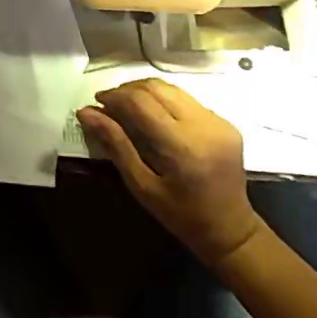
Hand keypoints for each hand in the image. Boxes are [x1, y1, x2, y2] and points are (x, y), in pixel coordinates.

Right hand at [77, 79, 262, 265]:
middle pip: (155, 88)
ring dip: (144, 91)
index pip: (140, 102)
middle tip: (109, 104)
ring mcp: (218, 122)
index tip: (97, 103)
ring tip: (127, 106)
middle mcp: (204, 126)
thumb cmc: (181, 214)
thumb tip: (86, 112)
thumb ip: (115, 144)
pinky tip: (154, 116)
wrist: (230, 229)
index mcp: (182, 146)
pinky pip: (186, 99)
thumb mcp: (141, 185)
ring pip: (171, 88)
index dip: (114, 96)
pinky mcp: (225, 122)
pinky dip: (163, 100)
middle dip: (126, 90)